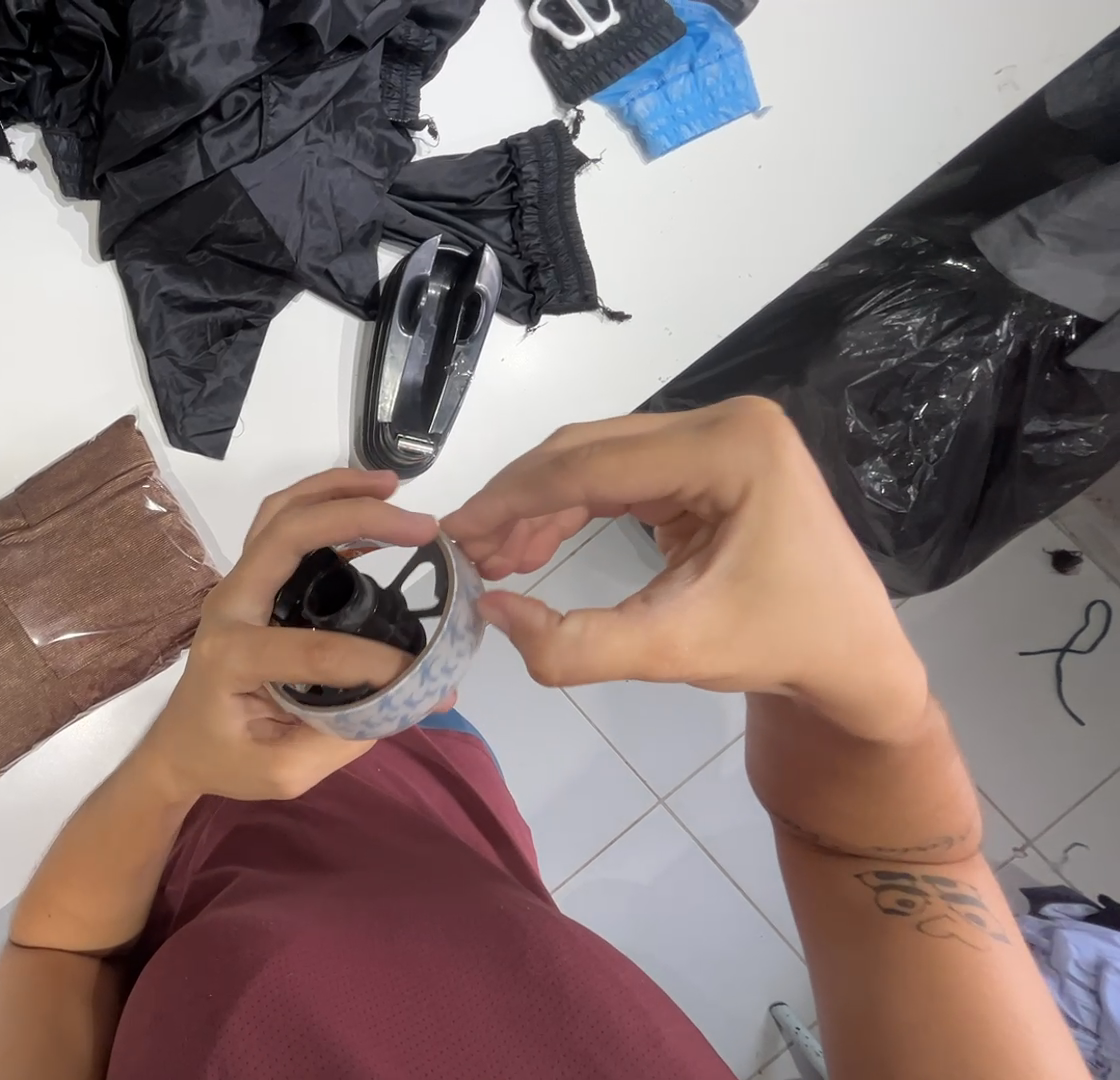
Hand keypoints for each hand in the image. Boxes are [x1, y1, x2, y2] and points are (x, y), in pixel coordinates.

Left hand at [129, 469, 440, 802]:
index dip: (373, 662)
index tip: (420, 677)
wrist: (180, 743)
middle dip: (356, 518)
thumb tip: (425, 696)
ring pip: (278, 514)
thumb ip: (350, 735)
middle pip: (287, 535)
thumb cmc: (224, 757)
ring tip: (390, 486)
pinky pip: (280, 527)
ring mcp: (235, 587)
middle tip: (421, 525)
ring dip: (333, 491)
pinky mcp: (249, 584)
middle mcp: (228, 605)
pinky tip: (367, 510)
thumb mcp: (283, 770)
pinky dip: (322, 506)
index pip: (313, 648)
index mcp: (231, 655)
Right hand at [442, 397, 926, 735]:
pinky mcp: (698, 461)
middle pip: (580, 452)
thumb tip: (486, 609)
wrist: (854, 657)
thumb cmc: (782, 649)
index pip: (587, 466)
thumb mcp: (671, 653)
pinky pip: (607, 477)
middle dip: (514, 504)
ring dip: (532, 509)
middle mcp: (720, 424)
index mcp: (729, 450)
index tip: (452, 533)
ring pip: (586, 462)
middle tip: (467, 552)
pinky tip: (531, 549)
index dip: (508, 500)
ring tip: (494, 560)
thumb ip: (571, 645)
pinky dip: (562, 512)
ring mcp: (710, 438)